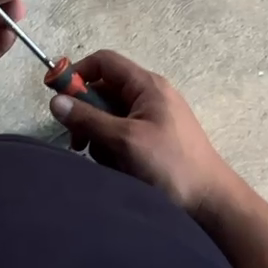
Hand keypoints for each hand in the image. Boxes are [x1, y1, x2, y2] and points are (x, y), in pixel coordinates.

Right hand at [47, 50, 240, 214]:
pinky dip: (113, 148)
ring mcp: (153, 118)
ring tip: (105, 161)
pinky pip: (122, 134)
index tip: (57, 96)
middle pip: (104, 91)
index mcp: (147, 85)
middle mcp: (150, 96)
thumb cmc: (171, 166)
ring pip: (110, 116)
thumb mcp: (125, 140)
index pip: (103, 62)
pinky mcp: (155, 140)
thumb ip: (89, 119)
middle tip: (77, 141)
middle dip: (86, 115)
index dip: (77, 73)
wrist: (213, 205)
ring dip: (100, 137)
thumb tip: (55, 101)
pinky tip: (118, 169)